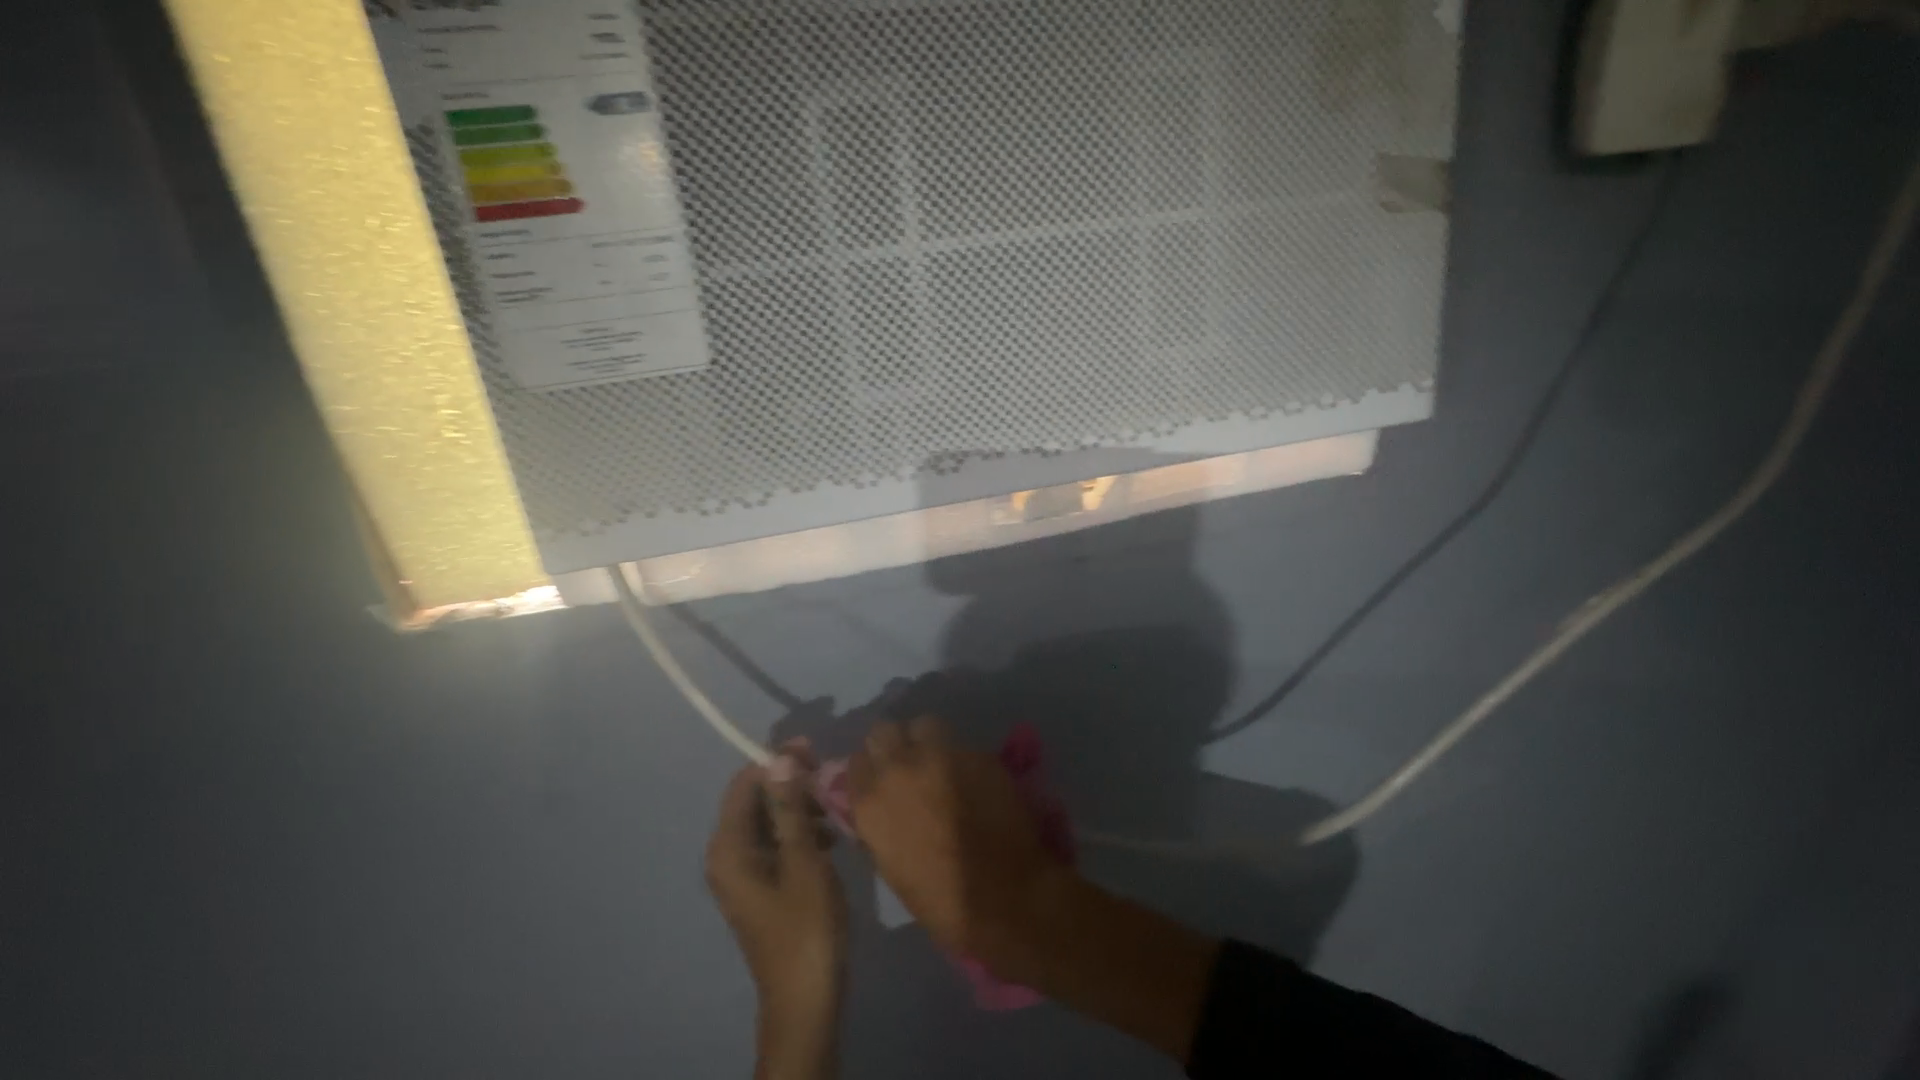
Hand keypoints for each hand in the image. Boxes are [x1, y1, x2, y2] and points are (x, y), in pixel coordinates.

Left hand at [706, 742, 845, 1079]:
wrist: (805, 997)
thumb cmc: (805, 926)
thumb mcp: (804, 860)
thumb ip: (791, 807)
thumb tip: (780, 757)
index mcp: (729, 847)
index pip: (745, 783)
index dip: (778, 761)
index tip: (816, 751)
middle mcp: (727, 856)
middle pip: (755, 801)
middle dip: (792, 784)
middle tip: (831, 779)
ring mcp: (742, 874)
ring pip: (768, 822)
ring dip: (799, 808)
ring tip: (835, 812)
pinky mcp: (760, 888)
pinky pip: (776, 844)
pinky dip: (799, 833)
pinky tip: (829, 839)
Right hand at [846, 717, 1065, 980]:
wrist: (1003, 895)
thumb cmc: (941, 898)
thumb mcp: (890, 866)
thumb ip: (879, 825)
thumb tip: (880, 808)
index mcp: (871, 801)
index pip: (857, 762)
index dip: (870, 770)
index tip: (881, 780)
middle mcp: (900, 768)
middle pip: (884, 731)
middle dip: (894, 744)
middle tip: (909, 764)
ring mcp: (941, 755)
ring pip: (924, 725)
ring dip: (927, 740)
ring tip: (941, 762)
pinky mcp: (979, 754)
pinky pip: (962, 745)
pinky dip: (963, 758)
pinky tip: (974, 779)